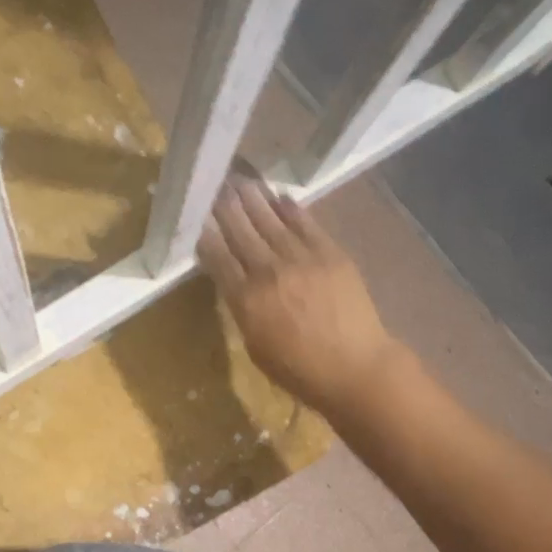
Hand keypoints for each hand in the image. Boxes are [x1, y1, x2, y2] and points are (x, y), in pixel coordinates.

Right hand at [198, 177, 401, 412]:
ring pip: (271, 221)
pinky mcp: (330, 253)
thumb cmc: (297, 369)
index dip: (206, 235)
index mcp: (246, 300)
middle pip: (242, 232)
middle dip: (226, 209)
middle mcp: (269, 272)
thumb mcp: (255, 345)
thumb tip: (235, 281)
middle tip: (216, 187)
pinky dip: (291, 208)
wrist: (354, 367)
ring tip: (241, 181)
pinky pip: (305, 223)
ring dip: (254, 200)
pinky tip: (279, 196)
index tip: (198, 217)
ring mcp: (302, 258)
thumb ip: (242, 308)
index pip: (218, 258)